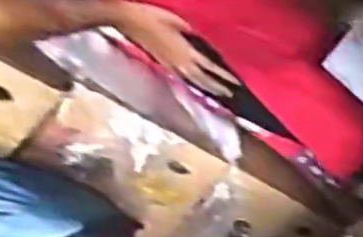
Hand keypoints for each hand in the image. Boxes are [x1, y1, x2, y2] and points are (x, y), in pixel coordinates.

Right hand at [110, 3, 239, 96]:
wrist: (124, 17)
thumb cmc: (150, 16)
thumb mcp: (176, 21)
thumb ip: (193, 34)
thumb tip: (206, 43)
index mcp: (188, 53)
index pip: (212, 69)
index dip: (226, 77)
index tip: (238, 83)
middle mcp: (183, 64)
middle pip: (207, 82)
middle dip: (220, 88)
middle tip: (232, 93)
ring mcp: (173, 66)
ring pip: (196, 83)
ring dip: (209, 90)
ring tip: (220, 94)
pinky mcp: (165, 65)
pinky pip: (185, 79)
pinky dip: (196, 85)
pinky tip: (200, 86)